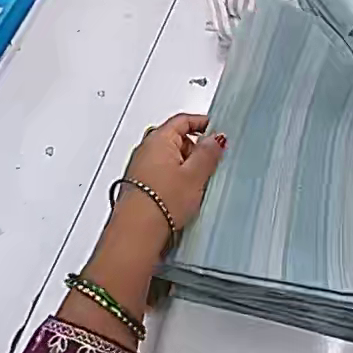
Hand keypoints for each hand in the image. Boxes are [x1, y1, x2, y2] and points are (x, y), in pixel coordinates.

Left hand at [120, 114, 226, 236]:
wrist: (136, 232)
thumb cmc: (159, 203)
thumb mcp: (195, 175)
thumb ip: (208, 153)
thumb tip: (215, 138)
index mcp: (158, 139)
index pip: (182, 120)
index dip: (202, 123)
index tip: (216, 131)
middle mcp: (145, 150)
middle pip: (175, 138)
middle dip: (195, 147)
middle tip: (211, 161)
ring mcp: (140, 168)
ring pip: (168, 157)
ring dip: (184, 165)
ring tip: (197, 183)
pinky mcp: (139, 186)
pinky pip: (162, 173)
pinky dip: (174, 178)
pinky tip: (183, 194)